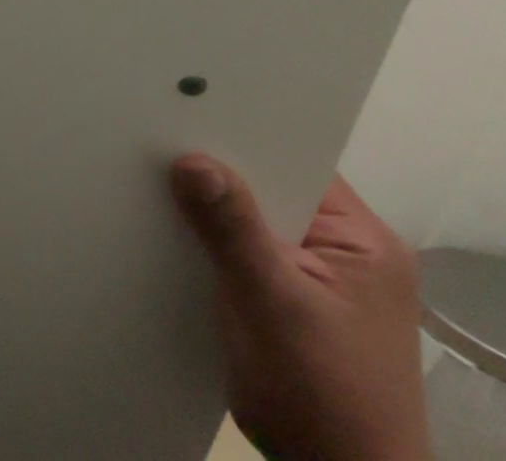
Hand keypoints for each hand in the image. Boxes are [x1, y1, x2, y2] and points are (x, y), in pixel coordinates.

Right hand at [170, 154, 429, 460]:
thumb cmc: (320, 386)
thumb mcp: (271, 300)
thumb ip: (232, 229)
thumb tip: (192, 159)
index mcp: (361, 242)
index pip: (297, 164)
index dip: (241, 140)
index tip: (179, 119)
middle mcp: (342, 252)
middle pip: (267, 191)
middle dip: (211, 178)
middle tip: (146, 153)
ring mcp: (313, 277)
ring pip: (247, 224)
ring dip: (203, 216)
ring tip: (144, 191)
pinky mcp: (283, 300)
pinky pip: (237, 253)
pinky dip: (203, 246)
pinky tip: (163, 238)